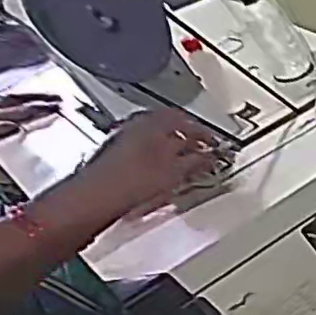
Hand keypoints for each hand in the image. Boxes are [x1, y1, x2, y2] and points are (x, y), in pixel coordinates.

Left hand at [71, 109, 226, 214]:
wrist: (100, 194)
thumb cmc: (131, 179)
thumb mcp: (177, 171)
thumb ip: (197, 162)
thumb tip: (210, 157)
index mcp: (153, 123)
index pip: (185, 120)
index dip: (204, 132)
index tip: (215, 143)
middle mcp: (137, 126)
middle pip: (171, 126)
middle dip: (190, 138)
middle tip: (205, 151)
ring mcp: (125, 138)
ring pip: (158, 137)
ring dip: (175, 148)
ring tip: (188, 162)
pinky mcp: (118, 153)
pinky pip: (146, 148)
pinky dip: (161, 156)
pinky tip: (166, 169)